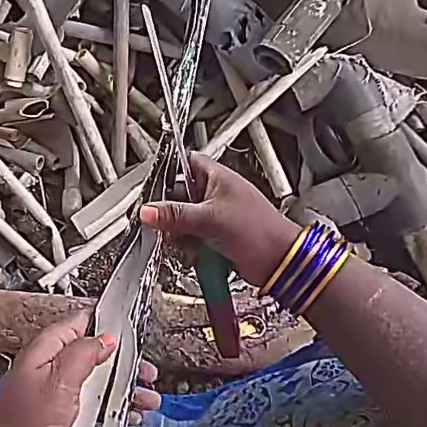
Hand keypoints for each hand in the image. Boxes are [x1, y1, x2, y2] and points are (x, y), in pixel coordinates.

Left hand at [0, 311, 161, 426]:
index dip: (110, 325)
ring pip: (98, 377)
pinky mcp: (62, 407)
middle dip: (124, 362)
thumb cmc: (25, 422)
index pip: (83, 321)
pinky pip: (93, 399)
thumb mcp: (59, 383)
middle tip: (145, 373)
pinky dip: (112, 404)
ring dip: (124, 386)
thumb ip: (83, 355)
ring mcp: (58, 385)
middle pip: (96, 351)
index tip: (134, 335)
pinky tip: (129, 413)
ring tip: (146, 397)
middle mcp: (53, 362)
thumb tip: (105, 338)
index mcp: (48, 347)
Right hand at [139, 153, 301, 287]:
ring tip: (180, 238)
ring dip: (177, 230)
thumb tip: (146, 211)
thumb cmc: (259, 232)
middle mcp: (215, 194)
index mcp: (217, 177)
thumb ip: (174, 214)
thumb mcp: (209, 219)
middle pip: (178, 194)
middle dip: (169, 209)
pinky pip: (189, 236)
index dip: (168, 169)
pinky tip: (191, 251)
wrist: (280, 264)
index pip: (185, 162)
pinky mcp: (214, 236)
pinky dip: (186, 244)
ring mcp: (215, 216)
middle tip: (163, 219)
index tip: (152, 184)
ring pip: (181, 218)